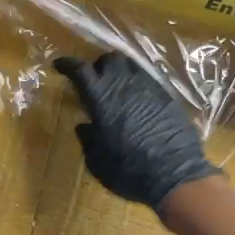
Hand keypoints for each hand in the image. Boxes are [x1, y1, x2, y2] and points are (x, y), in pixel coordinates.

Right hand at [54, 51, 221, 210]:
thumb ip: (88, 139)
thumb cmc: (129, 171)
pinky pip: (148, 78)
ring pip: (131, 64)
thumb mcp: (98, 162)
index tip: (60, 65)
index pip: (81, 70)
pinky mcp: (167, 95)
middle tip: (94, 80)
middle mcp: (124, 85)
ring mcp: (149, 87)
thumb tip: (84, 126)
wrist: (175, 175)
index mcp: (101, 99)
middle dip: (98, 65)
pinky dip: (137, 81)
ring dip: (119, 70)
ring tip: (116, 85)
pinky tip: (137, 97)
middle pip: (108, 59)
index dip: (68, 64)